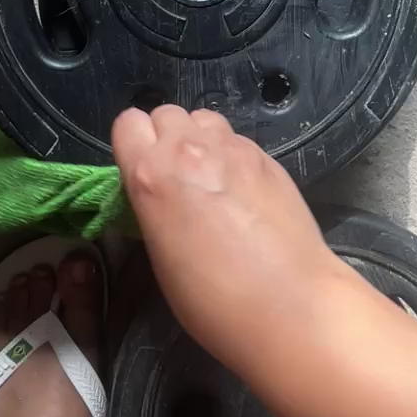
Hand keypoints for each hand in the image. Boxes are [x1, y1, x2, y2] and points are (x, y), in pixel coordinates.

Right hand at [111, 106, 360, 374]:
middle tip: (177, 177)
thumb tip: (157, 193)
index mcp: (151, 174)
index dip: (133, 145)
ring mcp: (232, 147)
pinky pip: (236, 139)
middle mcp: (189, 149)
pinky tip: (243, 190)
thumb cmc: (212, 298)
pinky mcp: (266, 155)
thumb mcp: (159, 254)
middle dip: (165, 138)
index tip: (140, 170)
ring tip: (210, 177)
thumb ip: (152, 205)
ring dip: (199, 139)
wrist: (290, 303)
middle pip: (166, 113)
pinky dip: (231, 155)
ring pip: (203, 119)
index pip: (127, 123)